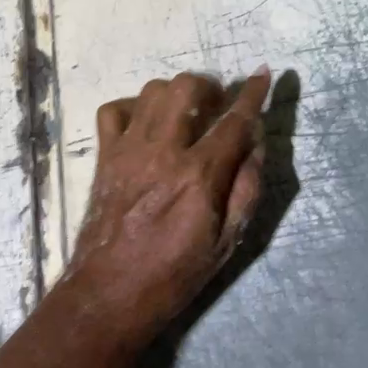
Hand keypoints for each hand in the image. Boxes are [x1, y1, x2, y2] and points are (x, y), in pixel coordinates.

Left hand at [64, 69, 271, 336]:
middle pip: (187, 88)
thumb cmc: (175, 274)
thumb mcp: (227, 242)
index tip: (263, 73)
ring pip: (153, 91)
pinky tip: (146, 124)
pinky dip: (134, 107)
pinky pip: (115, 109)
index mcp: (198, 176)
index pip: (234, 121)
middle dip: (209, 87)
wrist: (110, 294)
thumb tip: (256, 143)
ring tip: (184, 114)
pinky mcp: (104, 156)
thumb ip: (247, 187)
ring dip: (175, 94)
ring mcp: (128, 150)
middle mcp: (163, 152)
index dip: (253, 94)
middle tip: (217, 106)